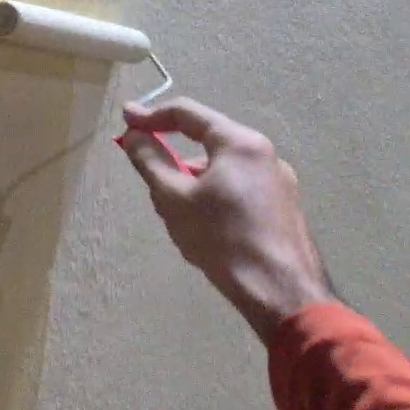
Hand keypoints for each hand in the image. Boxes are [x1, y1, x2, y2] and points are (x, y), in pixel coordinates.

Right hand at [120, 98, 334, 343]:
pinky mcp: (283, 209)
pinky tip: (203, 228)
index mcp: (240, 144)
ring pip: (219, 168)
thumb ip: (149, 158)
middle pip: (204, 141)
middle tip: (150, 179)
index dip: (150, 115)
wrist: (284, 295)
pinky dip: (211, 196)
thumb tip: (134, 134)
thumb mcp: (171, 195)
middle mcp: (265, 156)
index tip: (125, 120)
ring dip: (191, 182)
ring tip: (177, 216)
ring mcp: (279, 183)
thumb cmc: (222, 237)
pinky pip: (236, 188)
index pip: (186, 113)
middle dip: (172, 158)